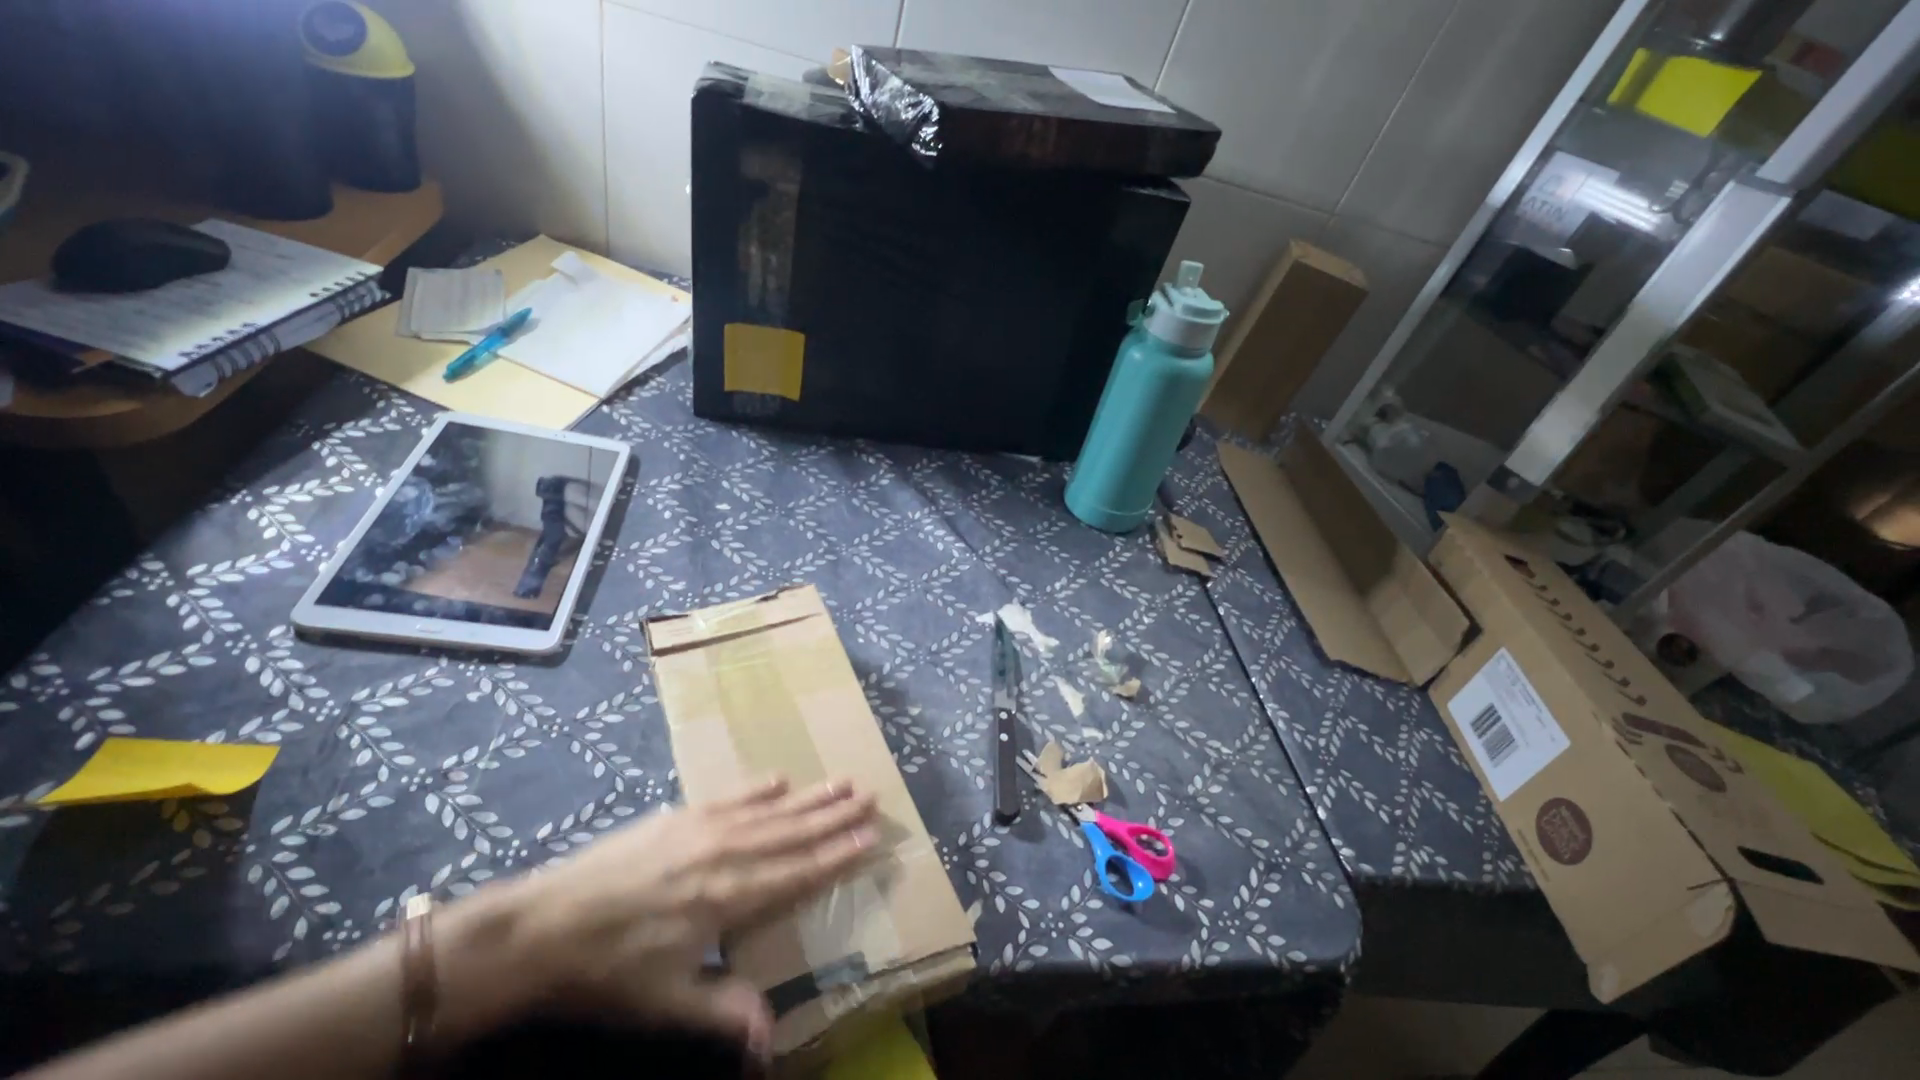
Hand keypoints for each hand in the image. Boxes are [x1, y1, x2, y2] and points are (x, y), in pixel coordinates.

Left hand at [440, 778, 879, 1059]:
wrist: (542, 925)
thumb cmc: (609, 970)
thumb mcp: (666, 1002)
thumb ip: (723, 1010)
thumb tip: (773, 1040)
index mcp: (727, 898)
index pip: (796, 873)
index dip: (836, 856)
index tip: (871, 837)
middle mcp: (722, 854)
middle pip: (790, 833)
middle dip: (833, 816)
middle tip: (870, 796)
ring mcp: (698, 829)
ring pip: (766, 811)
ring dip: (807, 797)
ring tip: (841, 781)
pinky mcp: (673, 817)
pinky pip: (727, 798)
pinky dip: (756, 789)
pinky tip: (778, 780)